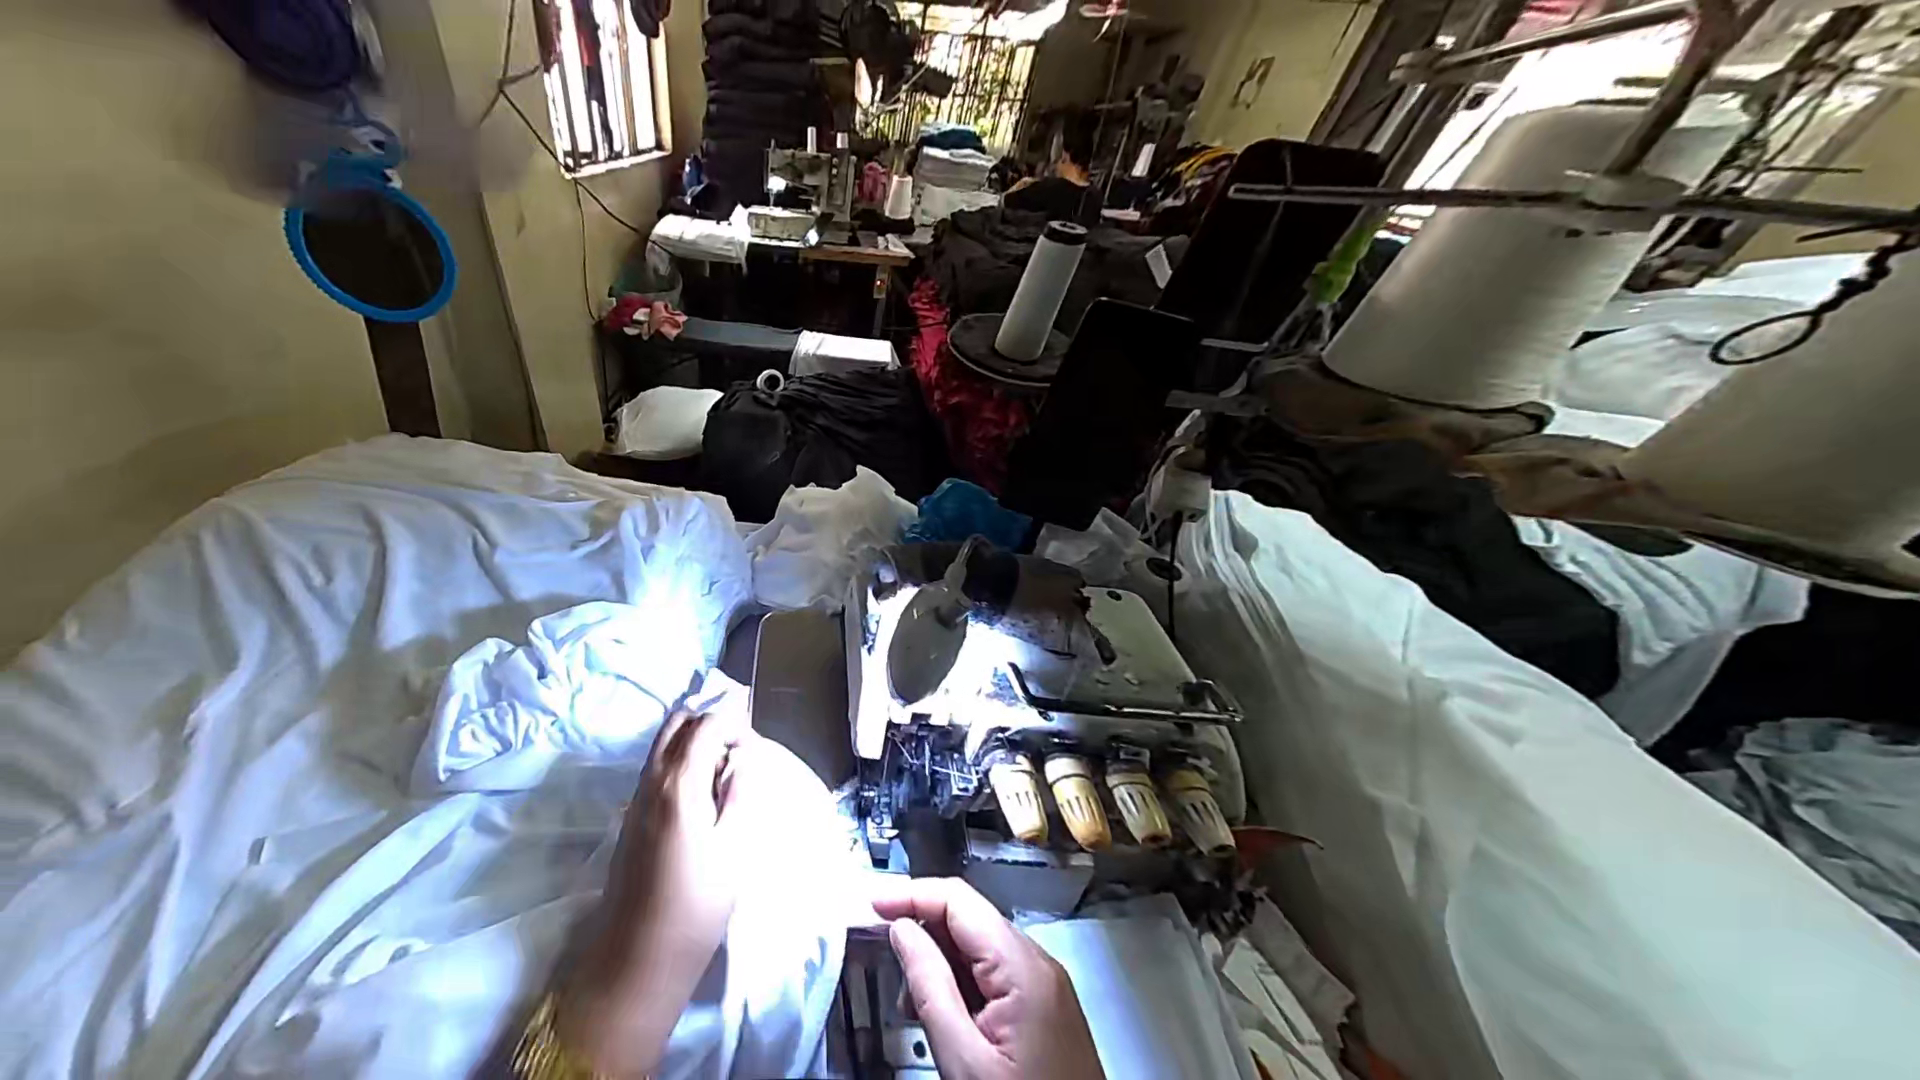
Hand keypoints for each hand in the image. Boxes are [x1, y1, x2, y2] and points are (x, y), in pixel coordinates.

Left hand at [558, 706, 755, 1075]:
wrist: (633, 962)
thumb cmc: (694, 909)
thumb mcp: (734, 851)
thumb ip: (740, 794)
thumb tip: (743, 758)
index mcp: (679, 788)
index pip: (704, 727)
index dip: (730, 713)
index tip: (753, 713)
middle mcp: (652, 784)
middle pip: (675, 725)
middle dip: (706, 711)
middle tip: (739, 715)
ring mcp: (636, 800)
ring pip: (662, 743)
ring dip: (692, 730)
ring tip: (726, 738)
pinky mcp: (632, 817)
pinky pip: (658, 764)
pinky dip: (681, 751)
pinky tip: (703, 770)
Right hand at [872, 877, 1105, 1079]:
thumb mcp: (964, 1059)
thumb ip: (930, 986)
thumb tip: (902, 928)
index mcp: (1022, 964)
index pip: (959, 900)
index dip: (912, 893)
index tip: (872, 903)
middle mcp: (1037, 960)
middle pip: (970, 918)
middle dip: (923, 926)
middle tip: (883, 952)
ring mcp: (1044, 982)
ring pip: (980, 945)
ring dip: (939, 957)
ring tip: (909, 999)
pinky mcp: (1043, 1004)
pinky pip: (994, 972)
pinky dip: (961, 980)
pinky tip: (941, 1011)